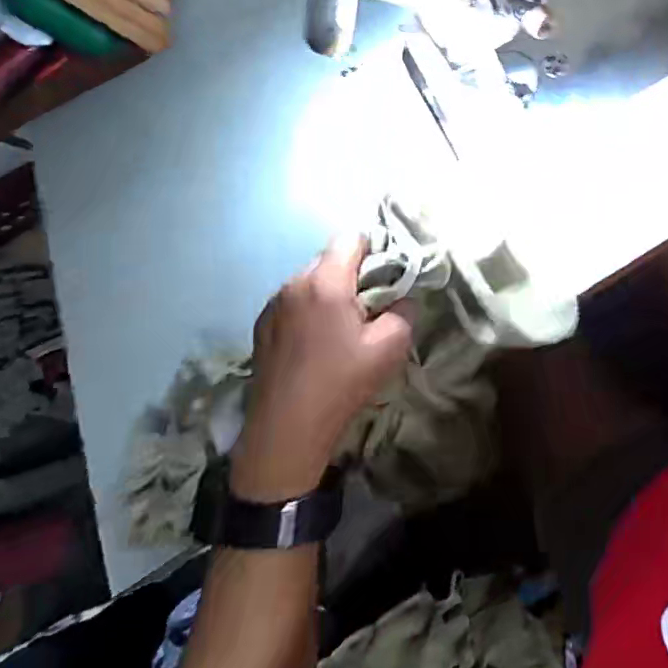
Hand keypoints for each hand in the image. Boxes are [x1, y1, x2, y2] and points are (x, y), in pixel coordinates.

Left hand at [231, 234, 413, 500]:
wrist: (286, 429)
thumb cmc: (343, 381)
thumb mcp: (392, 345)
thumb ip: (405, 310)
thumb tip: (402, 298)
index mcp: (325, 283)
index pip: (352, 238)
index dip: (377, 250)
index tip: (390, 277)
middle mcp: (293, 284)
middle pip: (331, 257)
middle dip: (356, 272)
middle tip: (374, 304)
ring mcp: (273, 305)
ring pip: (312, 280)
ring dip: (333, 291)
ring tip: (347, 325)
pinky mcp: (262, 326)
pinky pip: (296, 301)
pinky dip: (313, 309)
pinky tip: (321, 341)